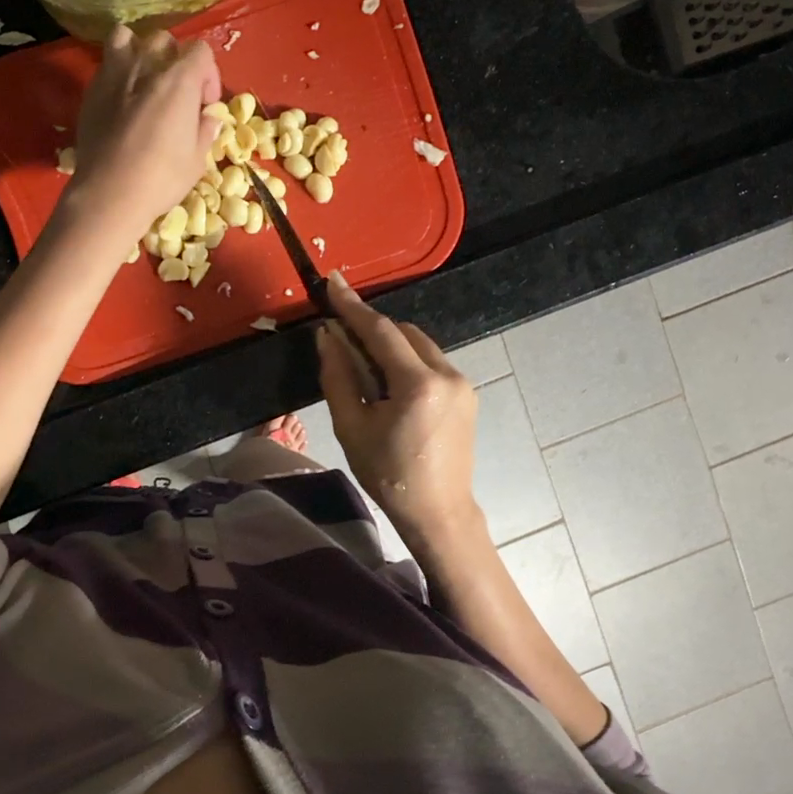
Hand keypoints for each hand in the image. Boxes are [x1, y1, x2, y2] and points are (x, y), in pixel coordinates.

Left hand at [68, 26, 222, 235]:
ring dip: (139, 52)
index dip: (208, 75)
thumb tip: (208, 120)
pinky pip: (105, 64)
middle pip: (164, 41)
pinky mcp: (91, 91)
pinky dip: (116, 72)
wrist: (109, 194)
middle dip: (174, 61)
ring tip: (143, 80)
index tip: (205, 104)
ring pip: (127, 38)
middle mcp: (146, 65)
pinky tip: (120, 99)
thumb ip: (204, 132)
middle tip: (176, 94)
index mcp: (179, 79)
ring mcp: (114, 74)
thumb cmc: (160, 179)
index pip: (200, 51)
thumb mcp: (196, 161)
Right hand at [315, 275, 481, 542]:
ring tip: (363, 369)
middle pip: (404, 333)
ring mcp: (462, 383)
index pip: (380, 332)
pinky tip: (389, 386)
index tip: (333, 282)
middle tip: (341, 340)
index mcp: (417, 385)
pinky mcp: (466, 394)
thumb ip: (338, 377)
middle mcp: (447, 374)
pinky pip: (431, 363)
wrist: (437, 511)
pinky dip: (406, 362)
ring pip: (420, 346)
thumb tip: (327, 337)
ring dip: (390, 346)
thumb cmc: (387, 475)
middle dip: (372, 329)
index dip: (352, 306)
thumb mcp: (351, 428)